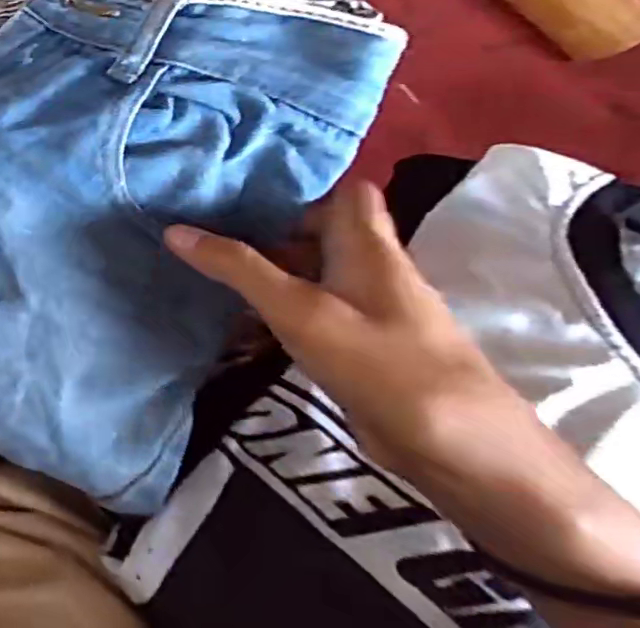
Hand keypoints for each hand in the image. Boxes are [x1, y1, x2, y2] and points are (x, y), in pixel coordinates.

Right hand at [167, 183, 639, 603]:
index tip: (237, 180)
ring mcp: (364, 310)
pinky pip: (303, 309)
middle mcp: (369, 271)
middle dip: (258, 227)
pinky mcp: (356, 344)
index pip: (346, 192)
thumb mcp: (299, 310)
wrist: (467, 458)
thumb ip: (236, 267)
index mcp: (369, 249)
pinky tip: (230, 316)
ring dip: (257, 270)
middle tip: (197, 223)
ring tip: (197, 265)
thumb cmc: (386, 365)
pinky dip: (268, 307)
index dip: (300, 181)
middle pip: (313, 231)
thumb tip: (173, 229)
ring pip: (303, 271)